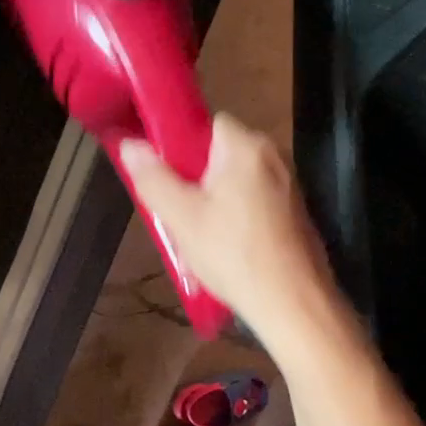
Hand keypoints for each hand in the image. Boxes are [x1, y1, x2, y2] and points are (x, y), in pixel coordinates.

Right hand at [119, 113, 335, 335]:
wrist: (292, 302)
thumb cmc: (233, 255)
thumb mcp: (182, 219)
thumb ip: (153, 178)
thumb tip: (129, 143)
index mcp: (245, 147)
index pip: (208, 123)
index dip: (183, 146)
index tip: (166, 176)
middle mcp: (273, 156)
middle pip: (222, 154)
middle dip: (196, 179)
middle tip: (176, 213)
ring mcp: (289, 185)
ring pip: (238, 182)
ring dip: (215, 203)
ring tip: (197, 237)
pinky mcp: (295, 213)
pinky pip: (255, 203)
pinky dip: (237, 218)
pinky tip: (226, 250)